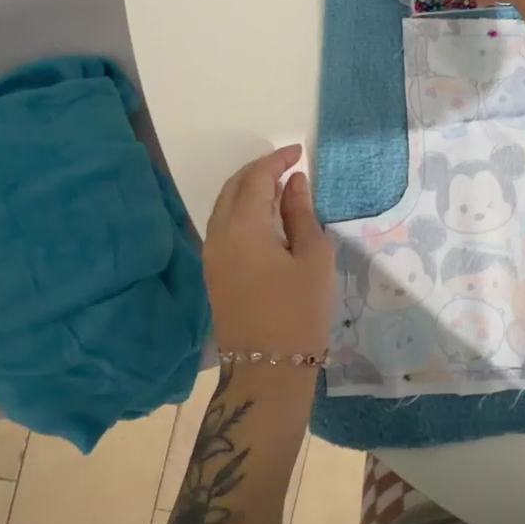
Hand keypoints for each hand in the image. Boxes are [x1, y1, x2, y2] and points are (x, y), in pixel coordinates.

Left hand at [202, 145, 335, 357]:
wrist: (267, 371)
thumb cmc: (299, 312)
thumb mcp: (312, 258)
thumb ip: (302, 214)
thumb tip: (295, 183)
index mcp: (243, 227)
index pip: (256, 179)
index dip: (277, 161)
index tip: (298, 153)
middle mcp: (219, 234)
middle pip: (234, 188)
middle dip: (259, 171)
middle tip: (288, 167)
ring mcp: (212, 255)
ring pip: (225, 206)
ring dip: (249, 190)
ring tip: (281, 188)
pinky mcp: (214, 272)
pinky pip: (224, 226)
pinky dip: (243, 211)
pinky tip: (267, 217)